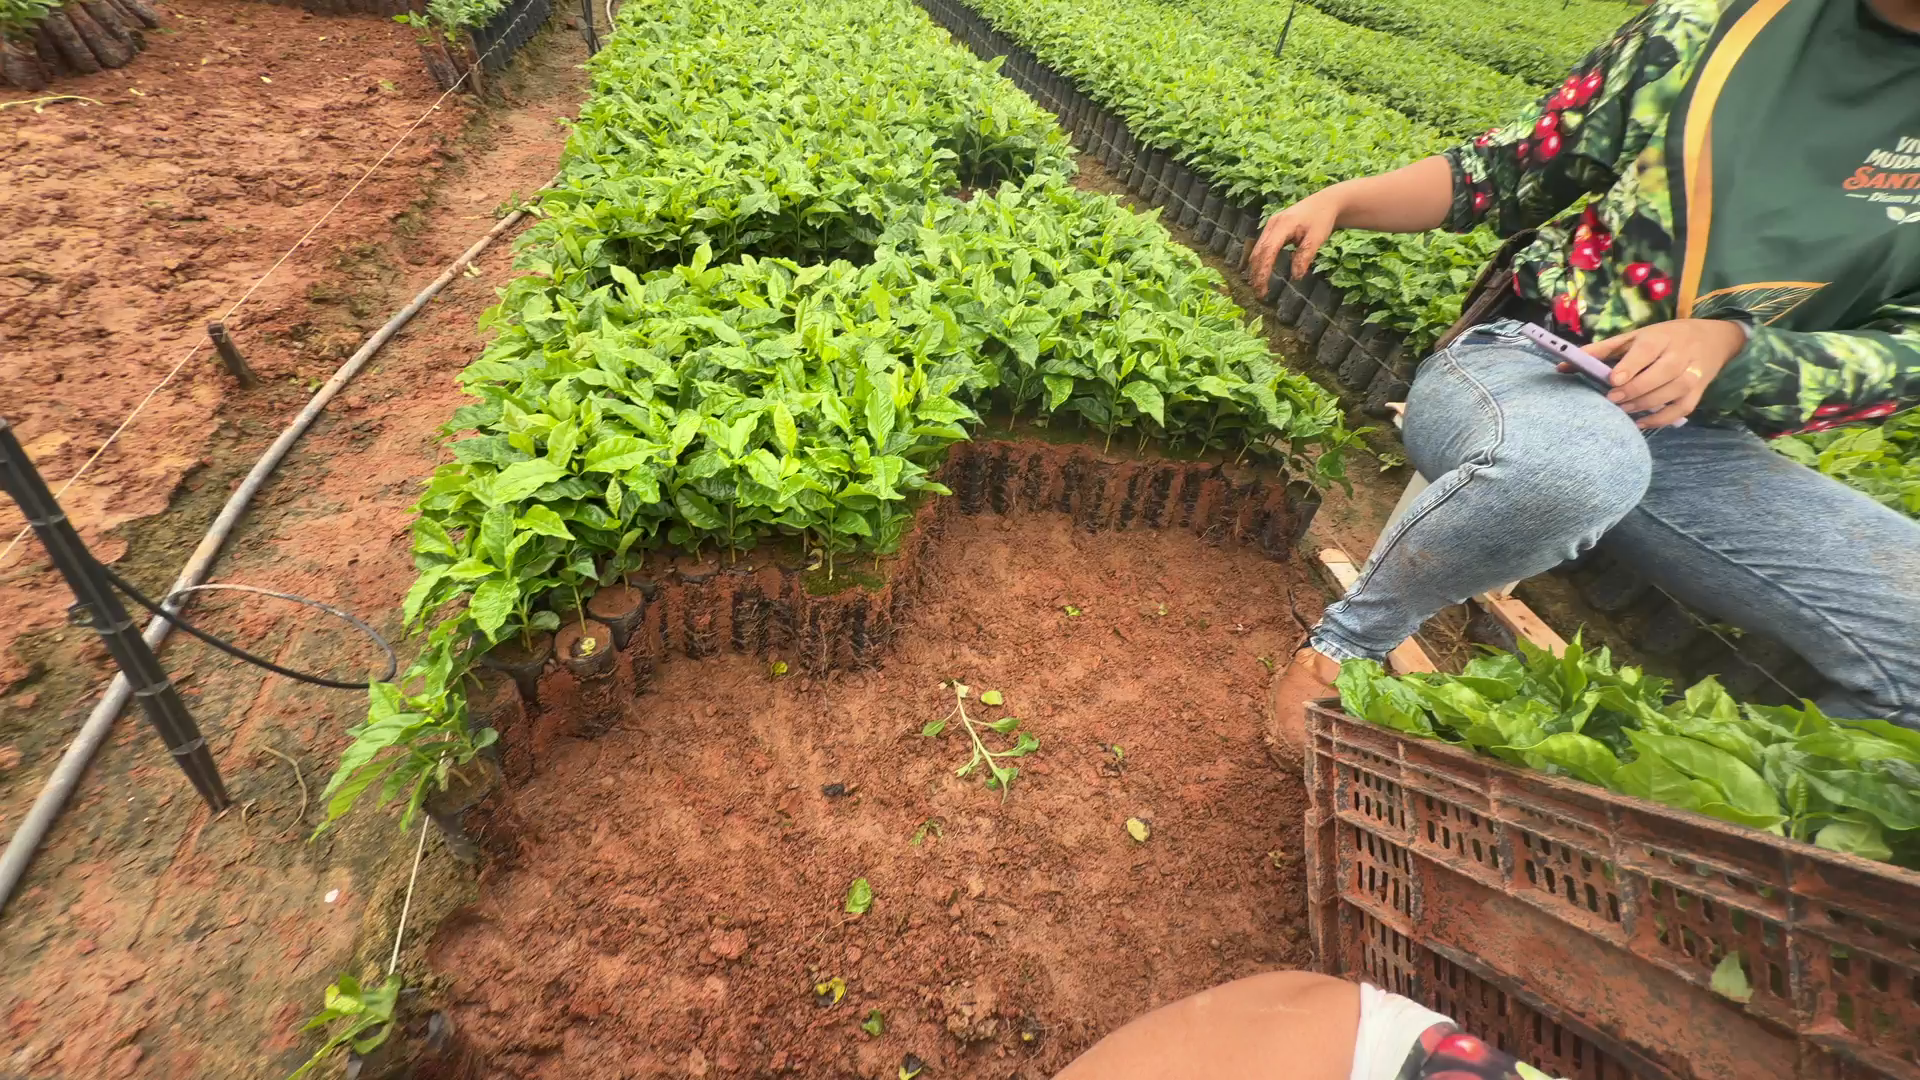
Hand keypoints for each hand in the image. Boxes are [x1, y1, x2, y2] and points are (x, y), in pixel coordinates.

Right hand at [1247, 191, 1343, 298]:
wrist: (1325, 202)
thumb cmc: (1322, 219)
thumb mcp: (1318, 237)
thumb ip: (1306, 256)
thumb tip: (1296, 277)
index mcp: (1283, 225)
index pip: (1268, 251)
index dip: (1263, 270)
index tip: (1262, 288)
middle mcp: (1271, 225)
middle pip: (1258, 253)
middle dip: (1256, 274)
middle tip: (1259, 293)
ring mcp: (1269, 226)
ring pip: (1256, 251)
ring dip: (1255, 270)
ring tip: (1259, 287)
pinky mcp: (1270, 229)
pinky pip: (1260, 248)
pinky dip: (1259, 262)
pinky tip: (1261, 274)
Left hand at [1581, 318, 1746, 428]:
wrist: (1714, 337)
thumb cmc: (1661, 338)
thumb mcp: (1632, 338)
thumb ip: (1599, 351)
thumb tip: (1562, 366)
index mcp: (1661, 337)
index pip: (1648, 350)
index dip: (1631, 365)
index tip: (1613, 380)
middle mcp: (1682, 353)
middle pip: (1665, 372)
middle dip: (1637, 388)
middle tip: (1612, 399)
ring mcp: (1695, 372)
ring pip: (1677, 389)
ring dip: (1648, 403)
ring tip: (1622, 410)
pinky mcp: (1700, 389)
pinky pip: (1685, 407)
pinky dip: (1663, 418)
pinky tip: (1640, 423)